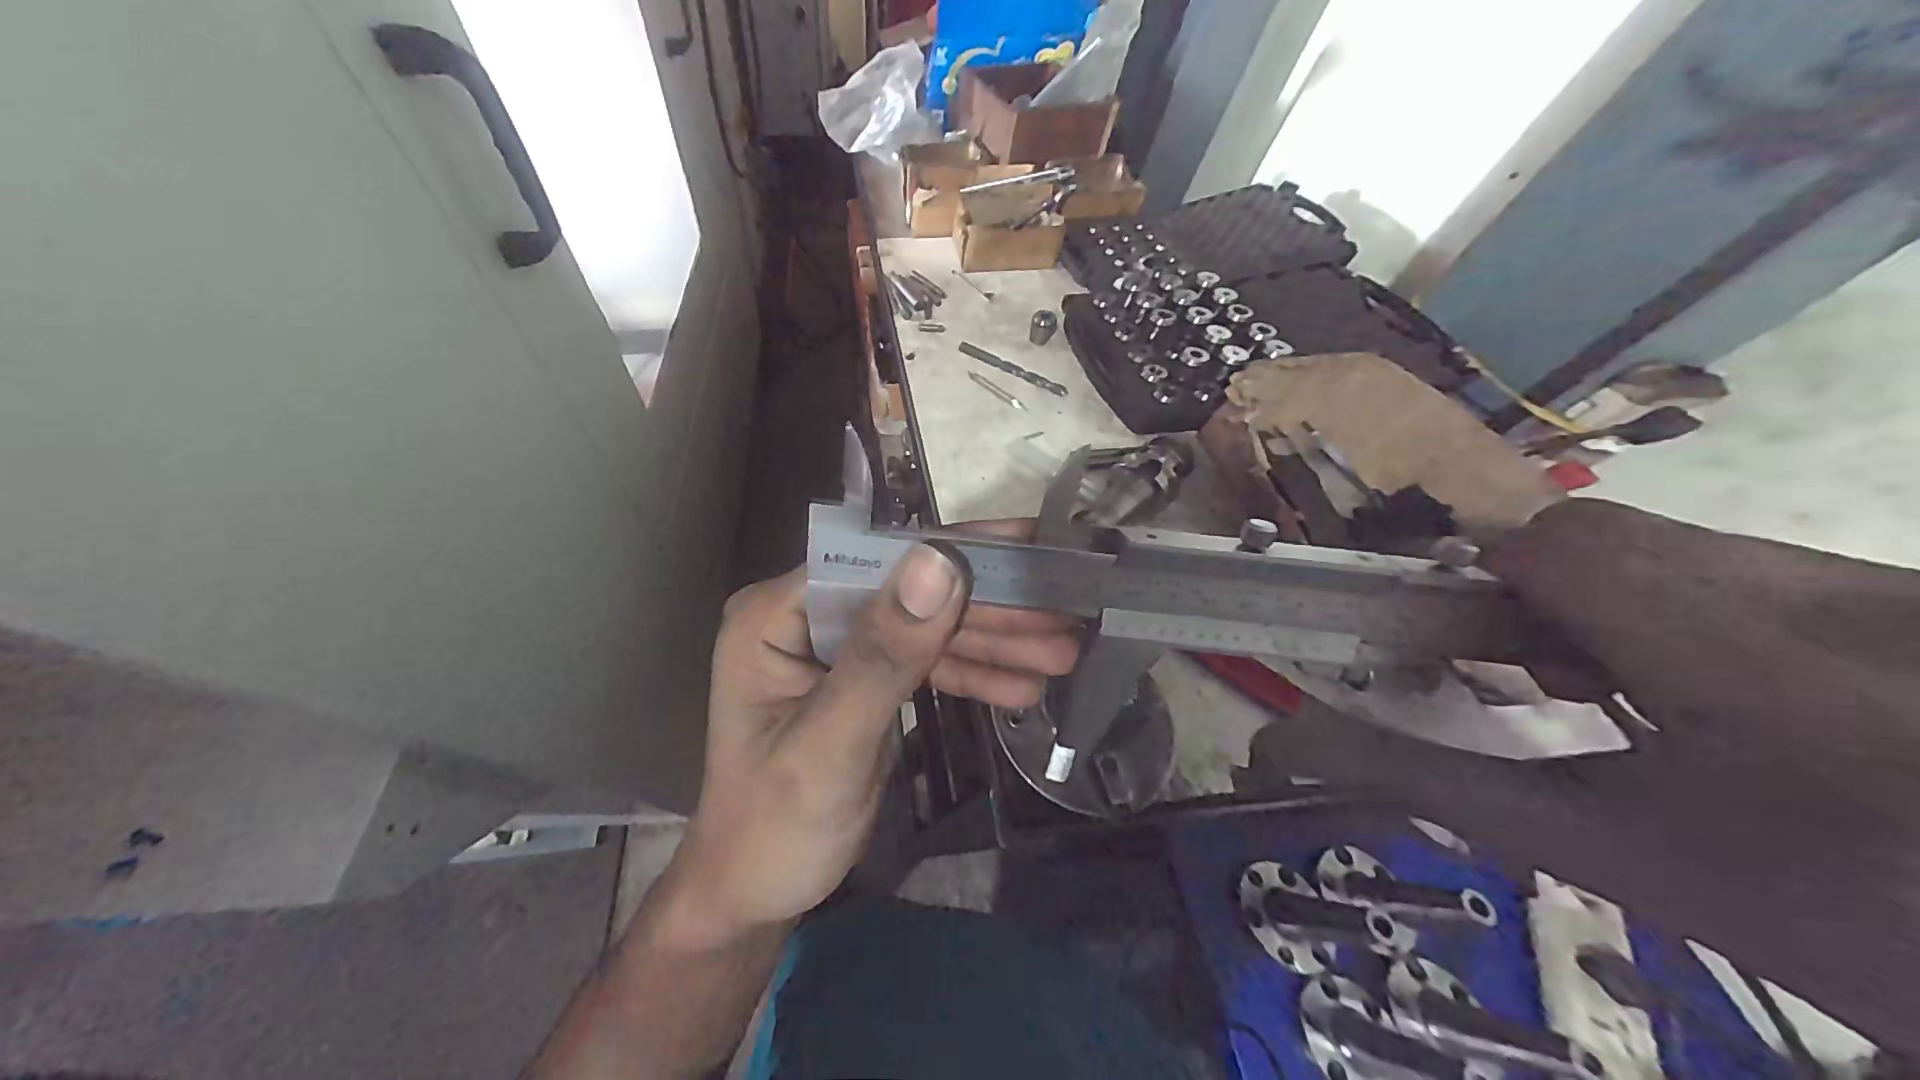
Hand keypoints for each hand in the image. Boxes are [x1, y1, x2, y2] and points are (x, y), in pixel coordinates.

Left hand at [665, 539, 1078, 942]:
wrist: (757, 893)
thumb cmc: (775, 827)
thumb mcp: (831, 743)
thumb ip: (884, 655)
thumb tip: (939, 562)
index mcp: (776, 616)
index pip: (873, 561)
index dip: (952, 551)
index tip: (1028, 549)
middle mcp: (806, 619)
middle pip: (910, 594)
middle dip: (989, 607)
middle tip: (1066, 608)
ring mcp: (840, 649)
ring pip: (928, 628)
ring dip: (995, 641)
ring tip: (1064, 650)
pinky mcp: (867, 680)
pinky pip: (927, 664)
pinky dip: (975, 674)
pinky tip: (1025, 687)